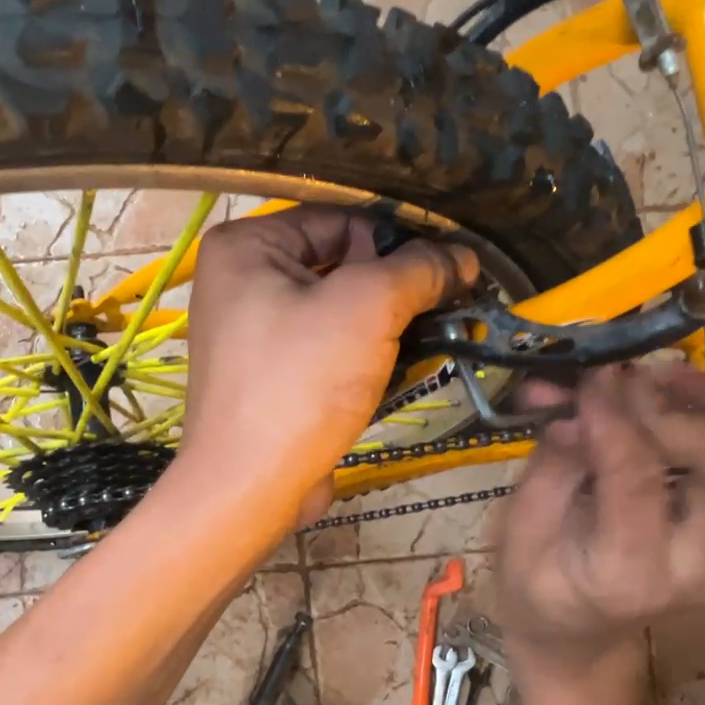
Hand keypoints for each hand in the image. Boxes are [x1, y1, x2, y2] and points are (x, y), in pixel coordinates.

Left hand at [178, 207, 476, 513]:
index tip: (453, 259)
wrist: (250, 486)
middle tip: (454, 297)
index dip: (398, 235)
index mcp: (245, 246)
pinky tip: (405, 365)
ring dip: (387, 321)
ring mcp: (252, 334)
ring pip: (337, 309)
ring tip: (439, 331)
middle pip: (338, 263)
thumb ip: (419, 270)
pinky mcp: (270, 377)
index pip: (339, 218)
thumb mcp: (367, 308)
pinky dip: (364, 353)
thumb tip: (463, 255)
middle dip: (395, 282)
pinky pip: (326, 348)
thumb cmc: (300, 383)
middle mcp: (240, 282)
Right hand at [497, 362, 704, 691]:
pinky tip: (686, 401)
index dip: (614, 415)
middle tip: (627, 375)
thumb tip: (574, 400)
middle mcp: (697, 564)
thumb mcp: (520, 531)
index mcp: (626, 572)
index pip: (637, 476)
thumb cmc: (536, 588)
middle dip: (678, 404)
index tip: (589, 375)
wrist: (579, 637)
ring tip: (664, 377)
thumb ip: (554, 465)